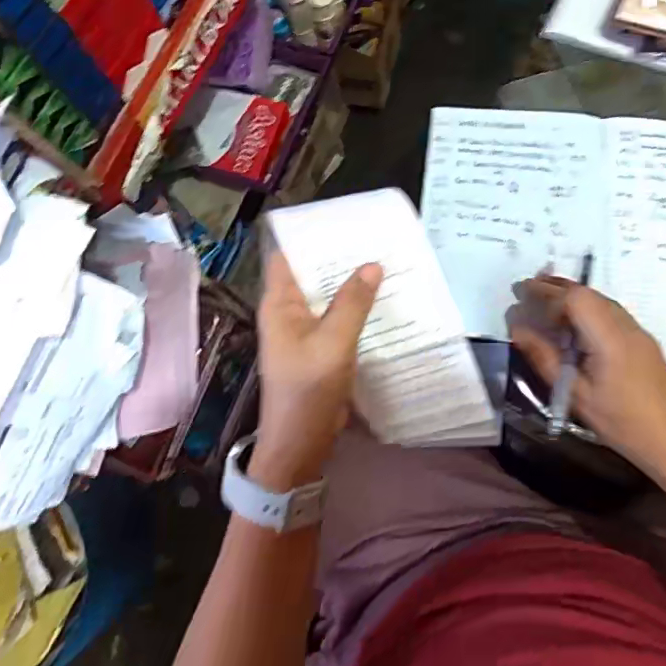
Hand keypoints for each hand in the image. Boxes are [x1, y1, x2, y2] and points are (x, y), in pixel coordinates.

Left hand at [254, 251, 380, 486]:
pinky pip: (338, 320)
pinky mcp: (320, 349)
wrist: (301, 442)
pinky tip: (383, 302)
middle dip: (340, 260)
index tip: (342, 223)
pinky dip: (357, 310)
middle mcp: (289, 313)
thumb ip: (352, 303)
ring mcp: (304, 332)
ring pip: (329, 299)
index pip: (286, 257)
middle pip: (312, 276)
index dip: (309, 237)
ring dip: (352, 286)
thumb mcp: (334, 342)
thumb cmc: (309, 388)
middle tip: (376, 241)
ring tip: (386, 264)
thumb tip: (372, 264)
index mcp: (280, 305)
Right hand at [509, 275, 665, 474]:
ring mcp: (638, 331)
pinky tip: (571, 326)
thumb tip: (518, 329)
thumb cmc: (623, 424)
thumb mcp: (576, 395)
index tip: (521, 301)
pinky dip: (585, 311)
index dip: (546, 296)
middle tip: (523, 291)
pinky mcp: (642, 341)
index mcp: (610, 337)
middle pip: (588, 293)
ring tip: (541, 304)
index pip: (575, 298)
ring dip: (570, 298)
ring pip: (600, 301)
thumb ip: (545, 358)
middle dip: (555, 288)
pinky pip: (609, 313)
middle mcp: (626, 325)